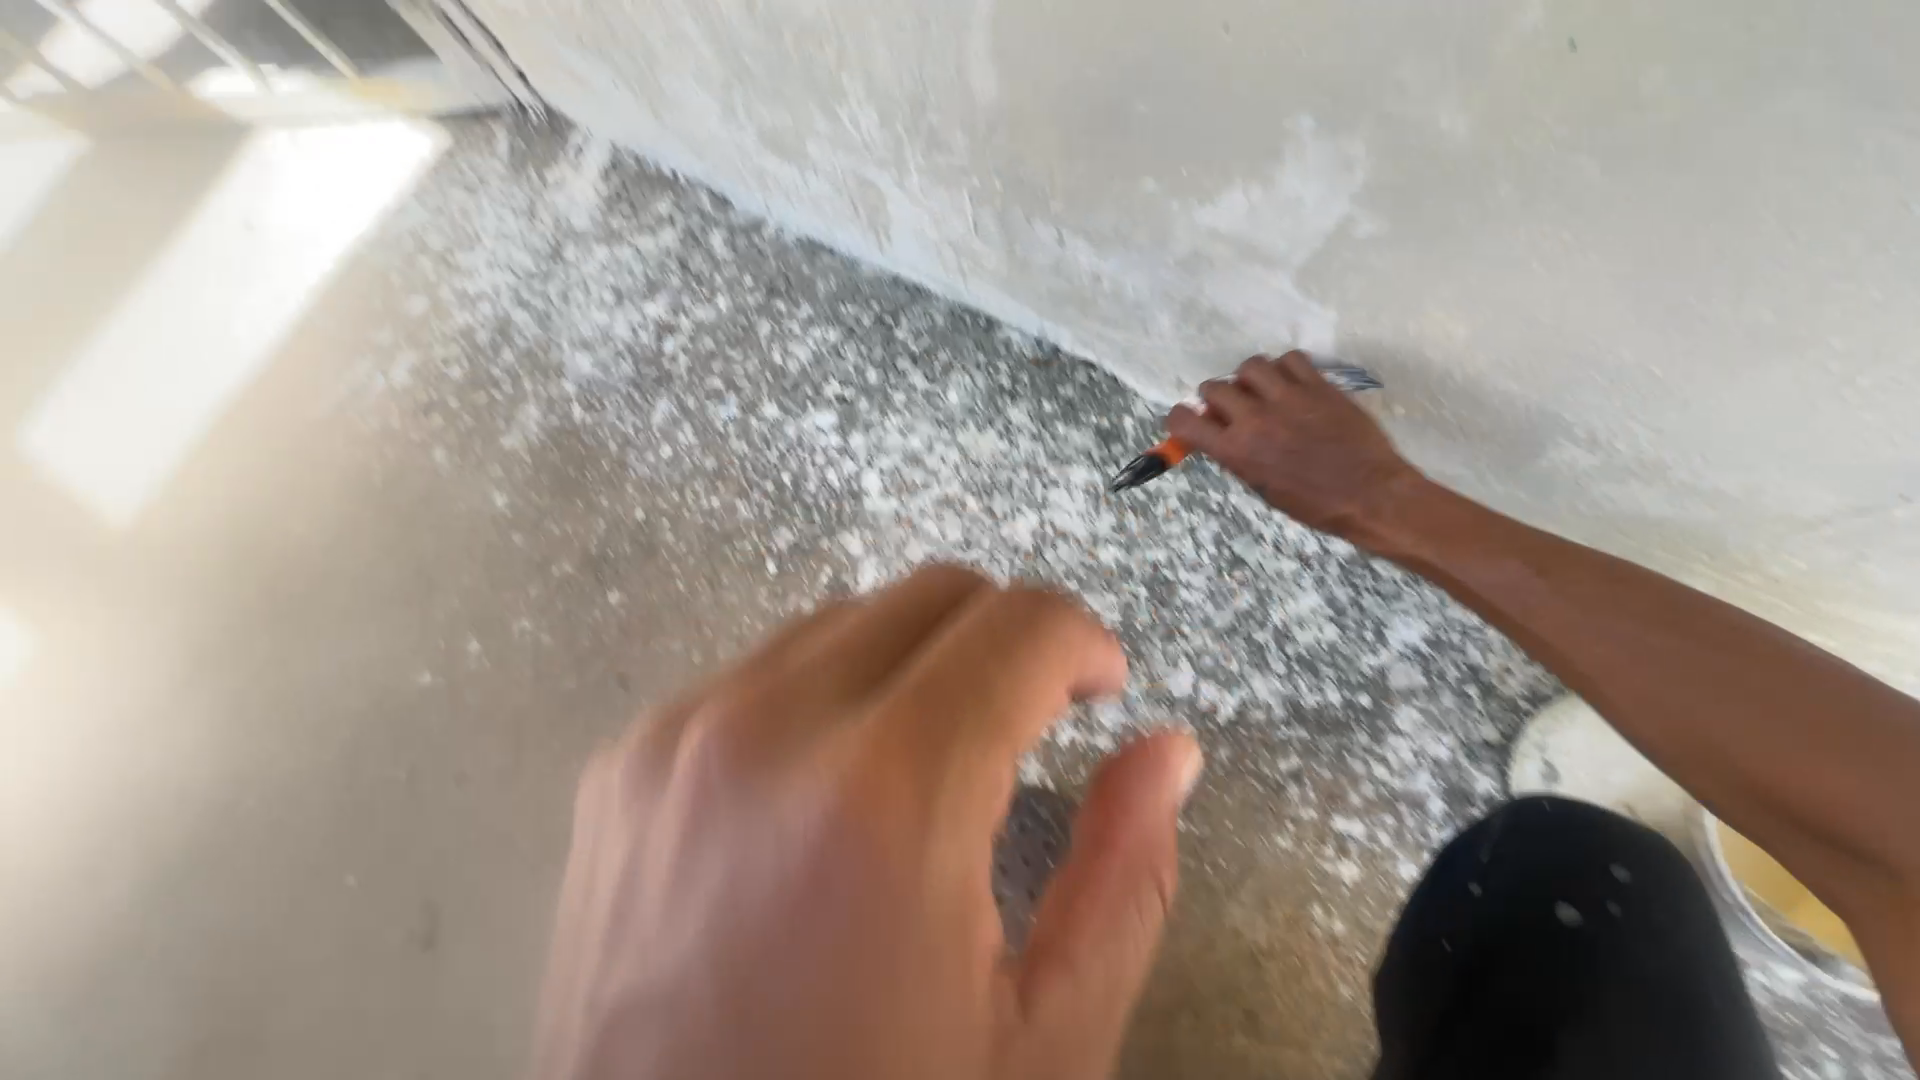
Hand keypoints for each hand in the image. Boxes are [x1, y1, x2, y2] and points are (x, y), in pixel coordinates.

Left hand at [532, 565, 1202, 1079]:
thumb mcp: (1044, 1046)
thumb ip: (1124, 876)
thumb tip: (1166, 749)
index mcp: (892, 793)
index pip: (1019, 623)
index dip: (1084, 643)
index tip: (1100, 694)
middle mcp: (770, 729)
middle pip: (933, 593)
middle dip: (1006, 639)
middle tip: (1028, 721)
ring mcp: (678, 736)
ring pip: (845, 619)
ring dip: (915, 664)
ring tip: (928, 763)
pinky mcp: (624, 761)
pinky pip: (759, 671)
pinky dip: (827, 695)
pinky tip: (830, 792)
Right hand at [1167, 351, 1423, 547]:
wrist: (1369, 494)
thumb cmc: (1312, 503)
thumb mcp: (1260, 486)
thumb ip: (1235, 455)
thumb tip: (1219, 434)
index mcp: (1235, 450)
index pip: (1185, 419)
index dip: (1180, 418)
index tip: (1188, 421)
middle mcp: (1255, 419)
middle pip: (1215, 388)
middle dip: (1216, 398)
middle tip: (1230, 408)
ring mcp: (1288, 397)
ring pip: (1250, 366)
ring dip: (1248, 378)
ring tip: (1261, 390)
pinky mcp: (1318, 385)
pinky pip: (1290, 359)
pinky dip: (1284, 368)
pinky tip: (1290, 384)